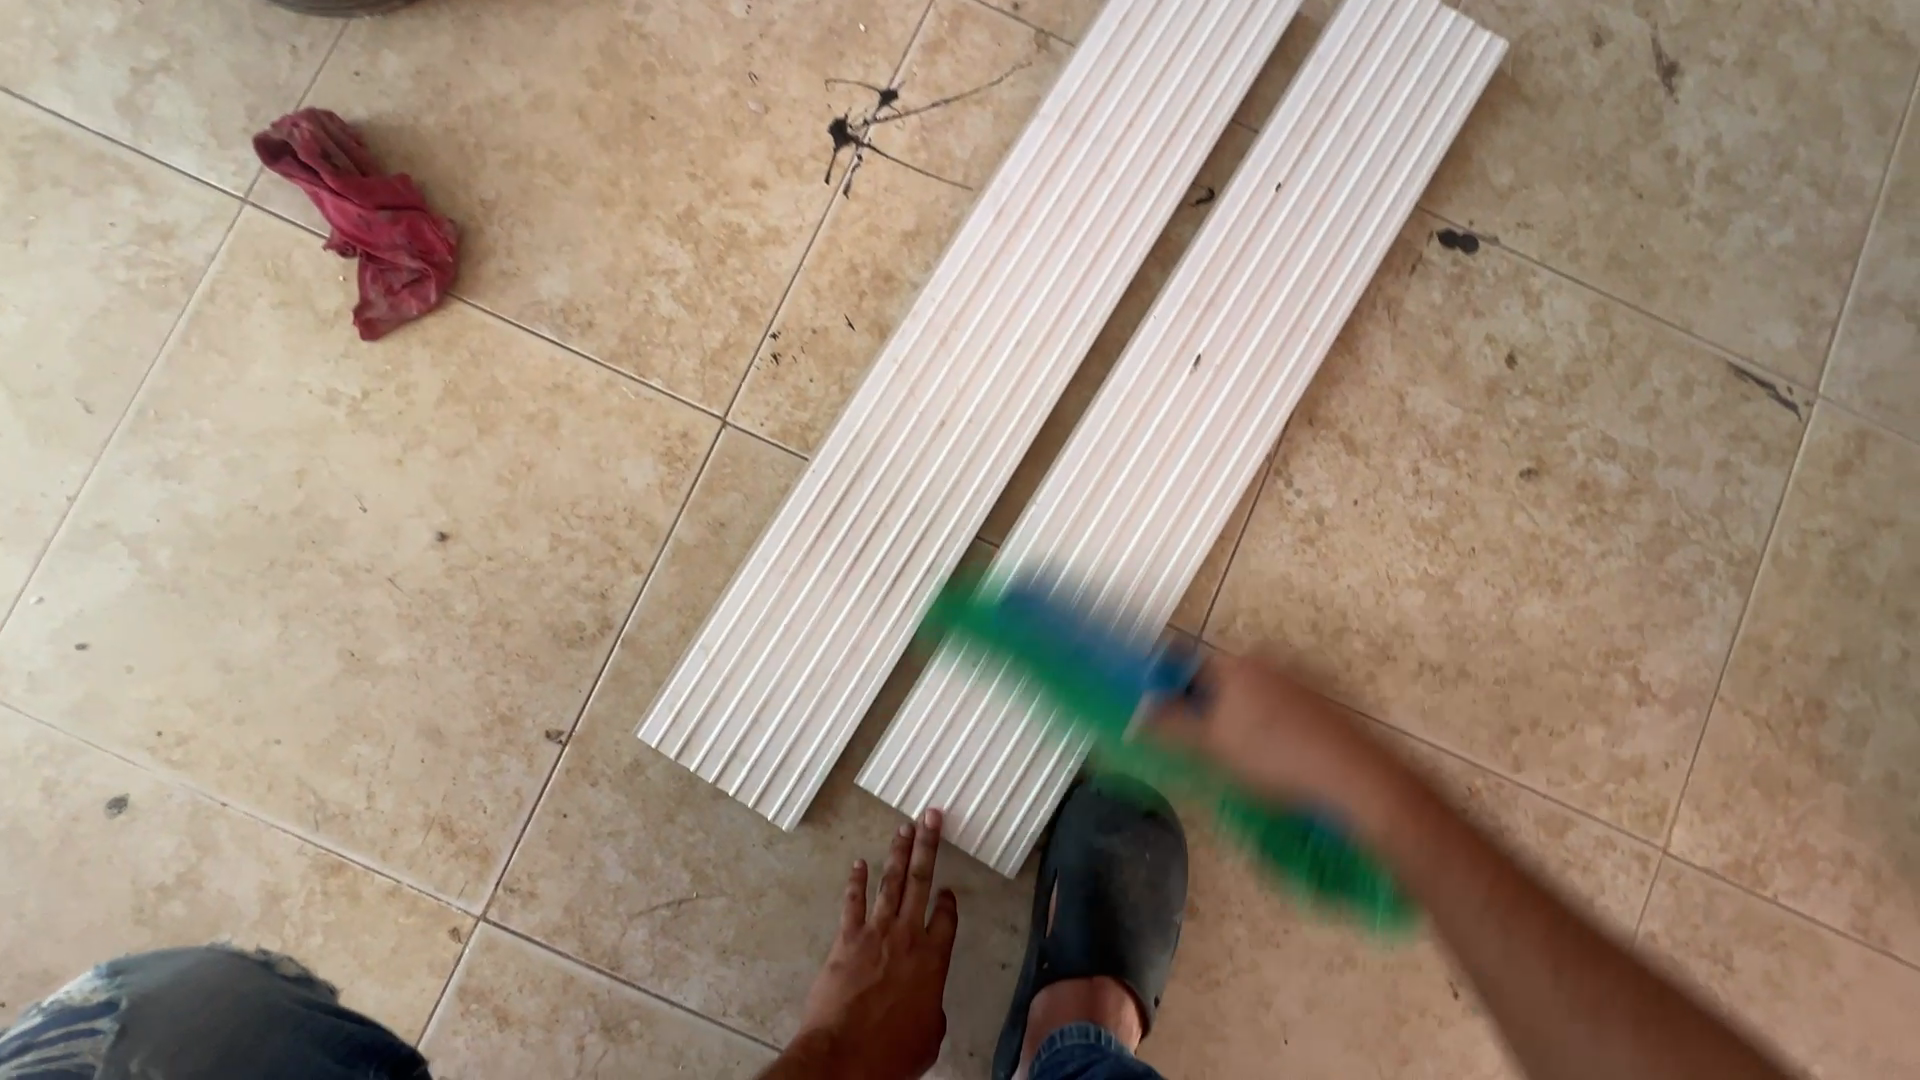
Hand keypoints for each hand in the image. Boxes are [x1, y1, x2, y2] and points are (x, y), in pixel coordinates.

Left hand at [788, 809, 958, 1079]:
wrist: (846, 1056)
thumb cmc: (893, 1053)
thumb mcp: (929, 1035)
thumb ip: (931, 1008)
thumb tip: (927, 1004)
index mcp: (933, 959)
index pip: (947, 918)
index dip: (950, 901)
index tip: (950, 889)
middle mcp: (908, 936)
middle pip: (922, 881)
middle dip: (928, 845)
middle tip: (931, 816)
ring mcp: (876, 933)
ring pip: (891, 882)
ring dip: (898, 852)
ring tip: (904, 827)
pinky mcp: (847, 939)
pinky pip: (853, 903)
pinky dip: (856, 882)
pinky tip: (858, 863)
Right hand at [1148, 653, 1407, 823]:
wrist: (1359, 779)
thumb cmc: (1278, 757)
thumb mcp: (1211, 747)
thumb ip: (1168, 725)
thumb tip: (1136, 714)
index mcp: (1235, 662)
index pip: (1182, 663)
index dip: (1166, 690)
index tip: (1161, 718)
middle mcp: (1267, 659)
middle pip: (1216, 682)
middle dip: (1205, 712)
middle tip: (1205, 750)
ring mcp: (1300, 677)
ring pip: (1250, 698)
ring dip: (1238, 724)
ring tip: (1244, 764)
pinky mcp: (1325, 700)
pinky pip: (1280, 709)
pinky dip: (1271, 729)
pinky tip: (1278, 762)